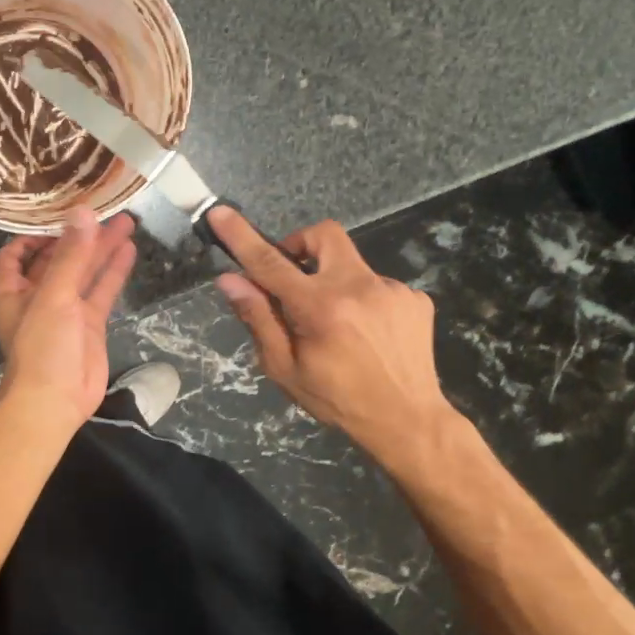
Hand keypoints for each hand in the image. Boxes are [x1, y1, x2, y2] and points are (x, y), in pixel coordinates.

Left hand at [0, 208, 137, 432]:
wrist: (55, 401)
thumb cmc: (41, 346)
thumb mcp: (53, 295)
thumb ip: (70, 255)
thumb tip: (83, 213)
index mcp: (10, 289)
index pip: (16, 253)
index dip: (35, 234)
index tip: (60, 215)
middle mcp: (34, 296)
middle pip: (55, 258)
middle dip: (77, 236)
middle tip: (104, 210)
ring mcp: (63, 310)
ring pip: (82, 272)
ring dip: (100, 249)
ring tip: (126, 222)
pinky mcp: (87, 325)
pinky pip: (100, 292)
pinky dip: (112, 272)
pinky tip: (129, 250)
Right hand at [208, 207, 460, 465]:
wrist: (409, 422)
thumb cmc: (336, 399)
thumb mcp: (283, 368)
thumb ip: (258, 318)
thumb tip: (230, 279)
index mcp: (320, 308)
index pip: (270, 261)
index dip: (240, 235)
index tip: (220, 213)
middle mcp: (358, 287)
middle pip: (323, 235)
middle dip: (300, 245)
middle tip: (291, 277)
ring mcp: (392, 290)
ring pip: (349, 265)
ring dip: (331, 282)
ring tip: (335, 326)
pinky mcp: (414, 298)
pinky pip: (375, 285)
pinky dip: (359, 300)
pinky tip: (363, 334)